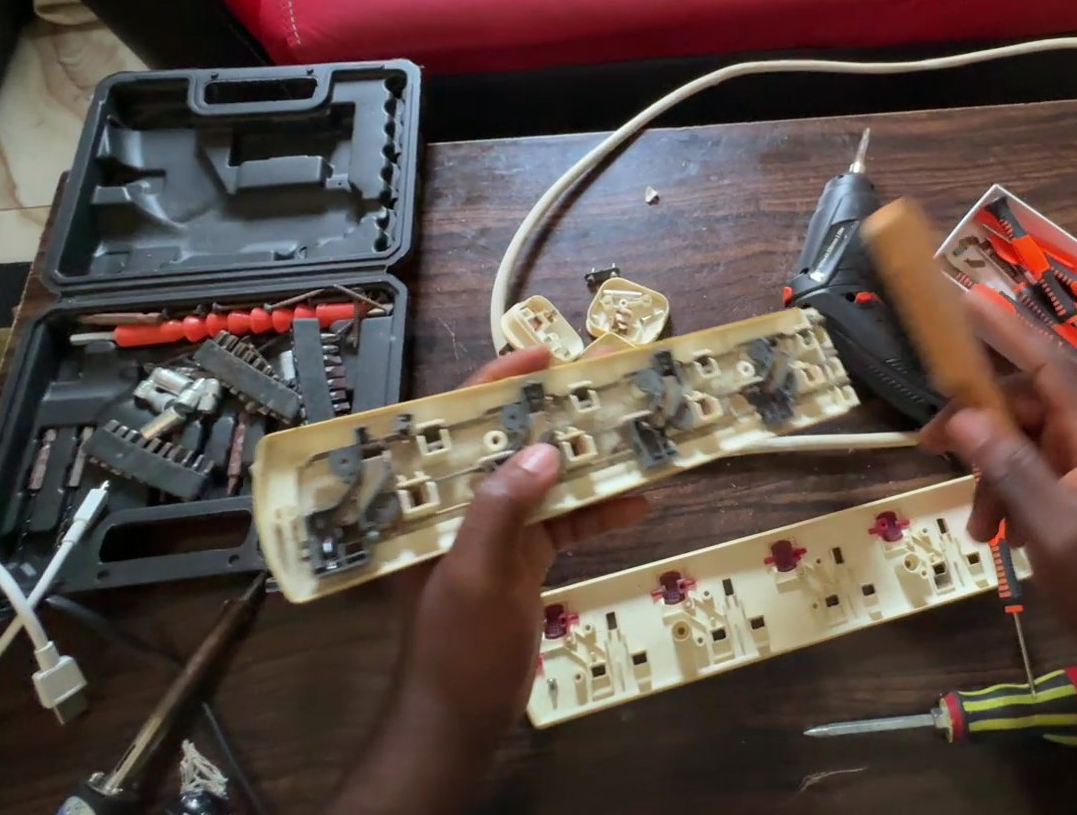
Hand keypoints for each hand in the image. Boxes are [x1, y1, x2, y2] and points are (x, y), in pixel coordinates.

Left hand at [330, 348, 647, 814]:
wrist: (461, 722)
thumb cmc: (454, 651)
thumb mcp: (474, 577)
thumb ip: (501, 511)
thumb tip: (546, 450)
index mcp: (436, 499)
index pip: (460, 424)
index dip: (499, 381)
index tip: (545, 354)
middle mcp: (467, 503)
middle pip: (517, 441)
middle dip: (562, 408)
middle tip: (609, 377)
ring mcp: (501, 528)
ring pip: (550, 477)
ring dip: (592, 456)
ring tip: (637, 427)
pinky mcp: (527, 555)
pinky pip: (568, 520)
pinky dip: (601, 509)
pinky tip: (640, 499)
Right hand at [919, 293, 1076, 670]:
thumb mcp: (1055, 528)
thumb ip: (1008, 467)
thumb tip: (962, 417)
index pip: (1045, 363)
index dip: (1004, 329)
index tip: (966, 298)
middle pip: (1023, 403)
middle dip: (976, 423)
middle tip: (928, 442)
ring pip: (1022, 441)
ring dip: (990, 473)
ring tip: (976, 525)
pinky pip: (1034, 471)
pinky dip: (1008, 494)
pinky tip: (996, 532)